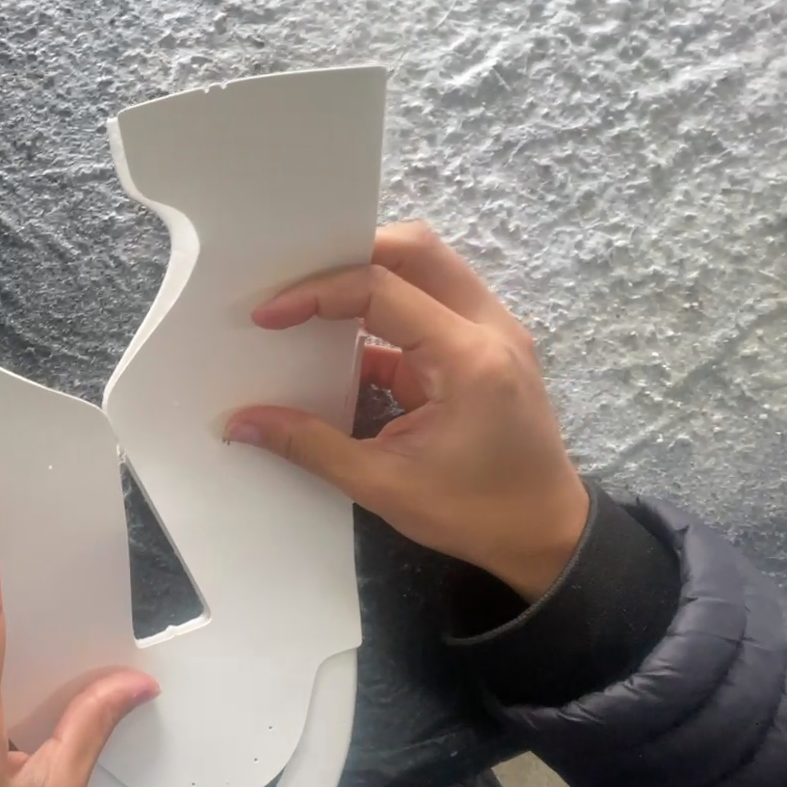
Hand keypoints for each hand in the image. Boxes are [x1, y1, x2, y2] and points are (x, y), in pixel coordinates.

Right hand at [225, 222, 588, 600]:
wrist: (546, 536)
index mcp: (468, 358)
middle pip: (417, 250)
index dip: (316, 293)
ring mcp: (490, 332)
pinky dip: (381, 310)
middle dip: (348, 254)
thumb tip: (240, 422)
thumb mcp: (381, 484)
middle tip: (293, 282)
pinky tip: (339, 341)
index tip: (267, 315)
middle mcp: (488, 327)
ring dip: (368, 274)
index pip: (382, 289)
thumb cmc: (473, 513)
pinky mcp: (480, 347)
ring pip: (426, 267)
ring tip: (312, 300)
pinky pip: (427, 304)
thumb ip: (308, 444)